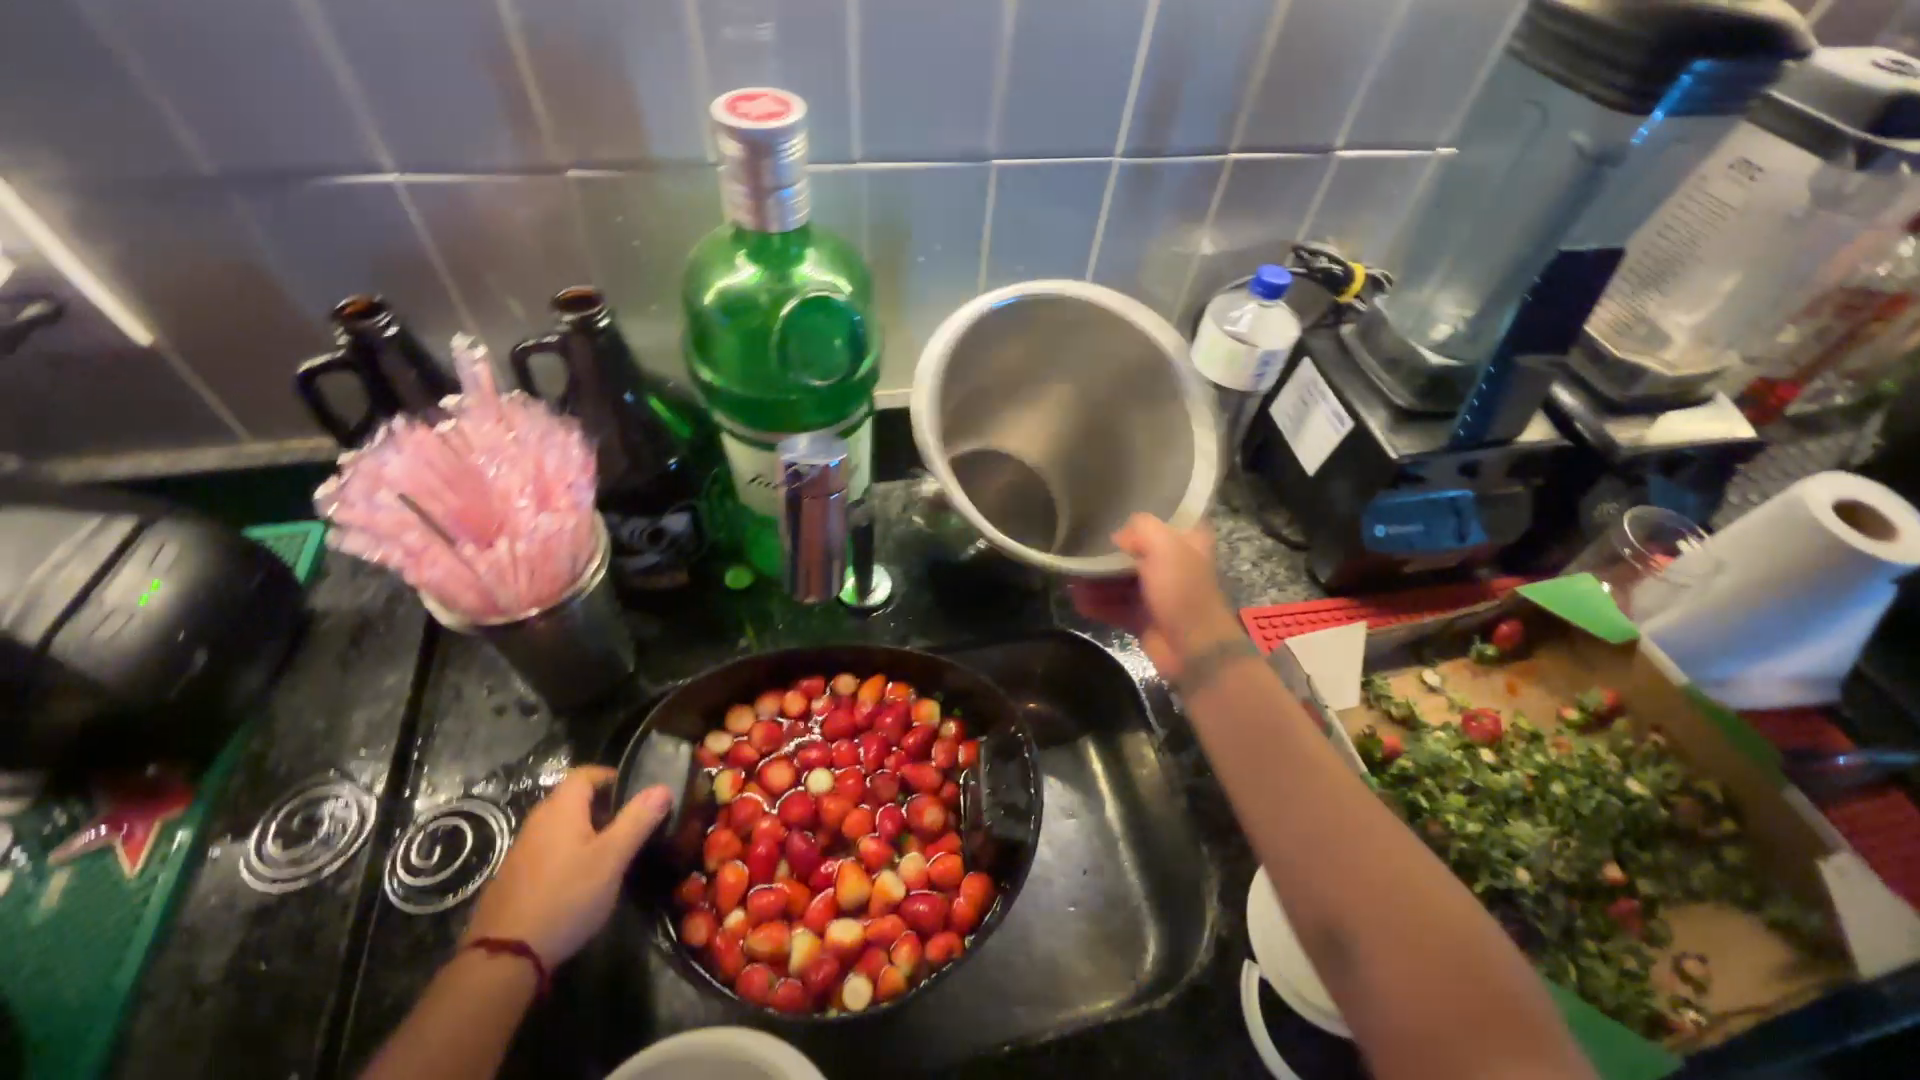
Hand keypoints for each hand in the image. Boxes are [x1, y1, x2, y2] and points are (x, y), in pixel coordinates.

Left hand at [463, 766, 671, 965]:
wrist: (507, 953)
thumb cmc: (567, 896)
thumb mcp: (612, 858)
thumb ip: (637, 821)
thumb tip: (662, 788)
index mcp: (560, 809)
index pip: (585, 774)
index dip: (611, 776)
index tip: (637, 793)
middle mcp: (537, 821)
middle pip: (572, 799)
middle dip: (603, 805)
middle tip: (633, 824)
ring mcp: (522, 850)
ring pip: (561, 826)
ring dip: (587, 830)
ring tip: (613, 852)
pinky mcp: (516, 876)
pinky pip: (549, 849)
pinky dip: (570, 852)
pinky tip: (582, 879)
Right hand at [1072, 513, 1242, 680]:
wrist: (1194, 648)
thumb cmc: (1182, 591)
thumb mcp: (1165, 546)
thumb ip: (1141, 528)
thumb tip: (1117, 537)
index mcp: (1186, 542)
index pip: (1162, 520)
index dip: (1137, 520)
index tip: (1109, 516)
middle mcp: (1172, 565)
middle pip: (1132, 553)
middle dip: (1105, 555)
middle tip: (1078, 551)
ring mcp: (1156, 594)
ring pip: (1120, 581)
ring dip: (1096, 581)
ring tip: (1071, 581)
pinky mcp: (1143, 618)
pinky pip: (1115, 607)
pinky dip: (1098, 604)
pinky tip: (1078, 601)